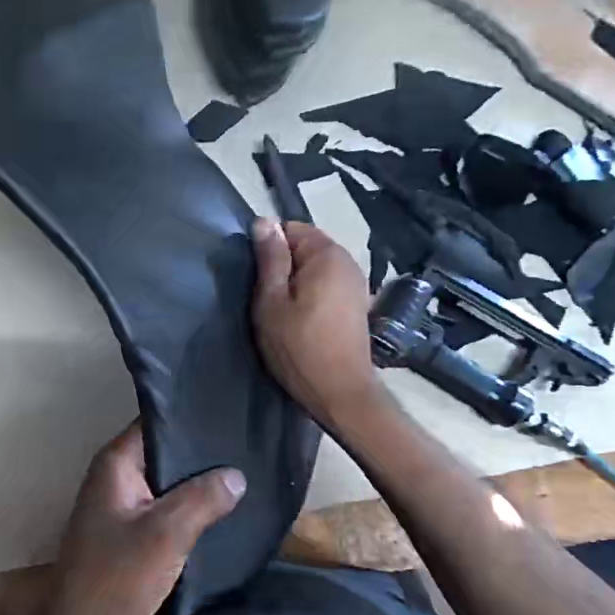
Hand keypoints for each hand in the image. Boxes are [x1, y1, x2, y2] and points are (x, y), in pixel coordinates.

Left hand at [0, 422, 243, 614]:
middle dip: (201, 450)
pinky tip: (222, 509)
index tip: (231, 413)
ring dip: (197, 482)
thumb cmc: (115, 580)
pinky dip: (188, 507)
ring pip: (166, 480)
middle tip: (246, 444)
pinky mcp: (129, 530)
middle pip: (164, 450)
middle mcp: (115, 475)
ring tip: (244, 473)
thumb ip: (202, 499)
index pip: (156, 421)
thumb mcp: (165, 535)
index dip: (191, 416)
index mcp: (116, 462)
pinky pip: (164, 506)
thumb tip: (236, 473)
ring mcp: (121, 503)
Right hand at [252, 219, 385, 426]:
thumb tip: (264, 221)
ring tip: (280, 312)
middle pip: (305, 248)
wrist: (340, 393)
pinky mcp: (357, 305)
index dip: (269, 248)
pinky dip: (311, 295)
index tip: (257, 277)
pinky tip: (301, 321)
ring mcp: (357, 284)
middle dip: (283, 266)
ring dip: (295, 283)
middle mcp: (348, 262)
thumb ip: (270, 258)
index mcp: (327, 255)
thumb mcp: (271, 301)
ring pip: (315, 269)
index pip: (291, 228)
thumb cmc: (299, 347)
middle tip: (266, 299)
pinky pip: (327, 286)